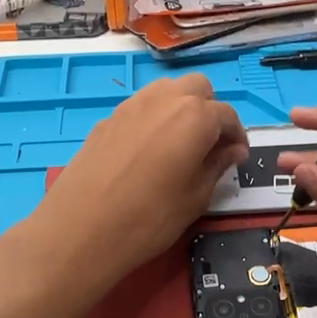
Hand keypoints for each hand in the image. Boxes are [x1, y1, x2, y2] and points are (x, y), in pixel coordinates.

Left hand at [33, 73, 247, 271]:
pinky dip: (154, 119)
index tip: (236, 157)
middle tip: (210, 145)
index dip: (237, 136)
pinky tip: (148, 153)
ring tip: (180, 145)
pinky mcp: (108, 118)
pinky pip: (141, 107)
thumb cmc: (148, 218)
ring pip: (167, 91)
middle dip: (210, 110)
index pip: (227, 115)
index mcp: (194, 116)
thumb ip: (217, 166)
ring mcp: (132, 105)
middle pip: (198, 88)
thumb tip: (233, 150)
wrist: (80, 229)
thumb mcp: (195, 198)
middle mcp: (164, 99)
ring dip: (181, 108)